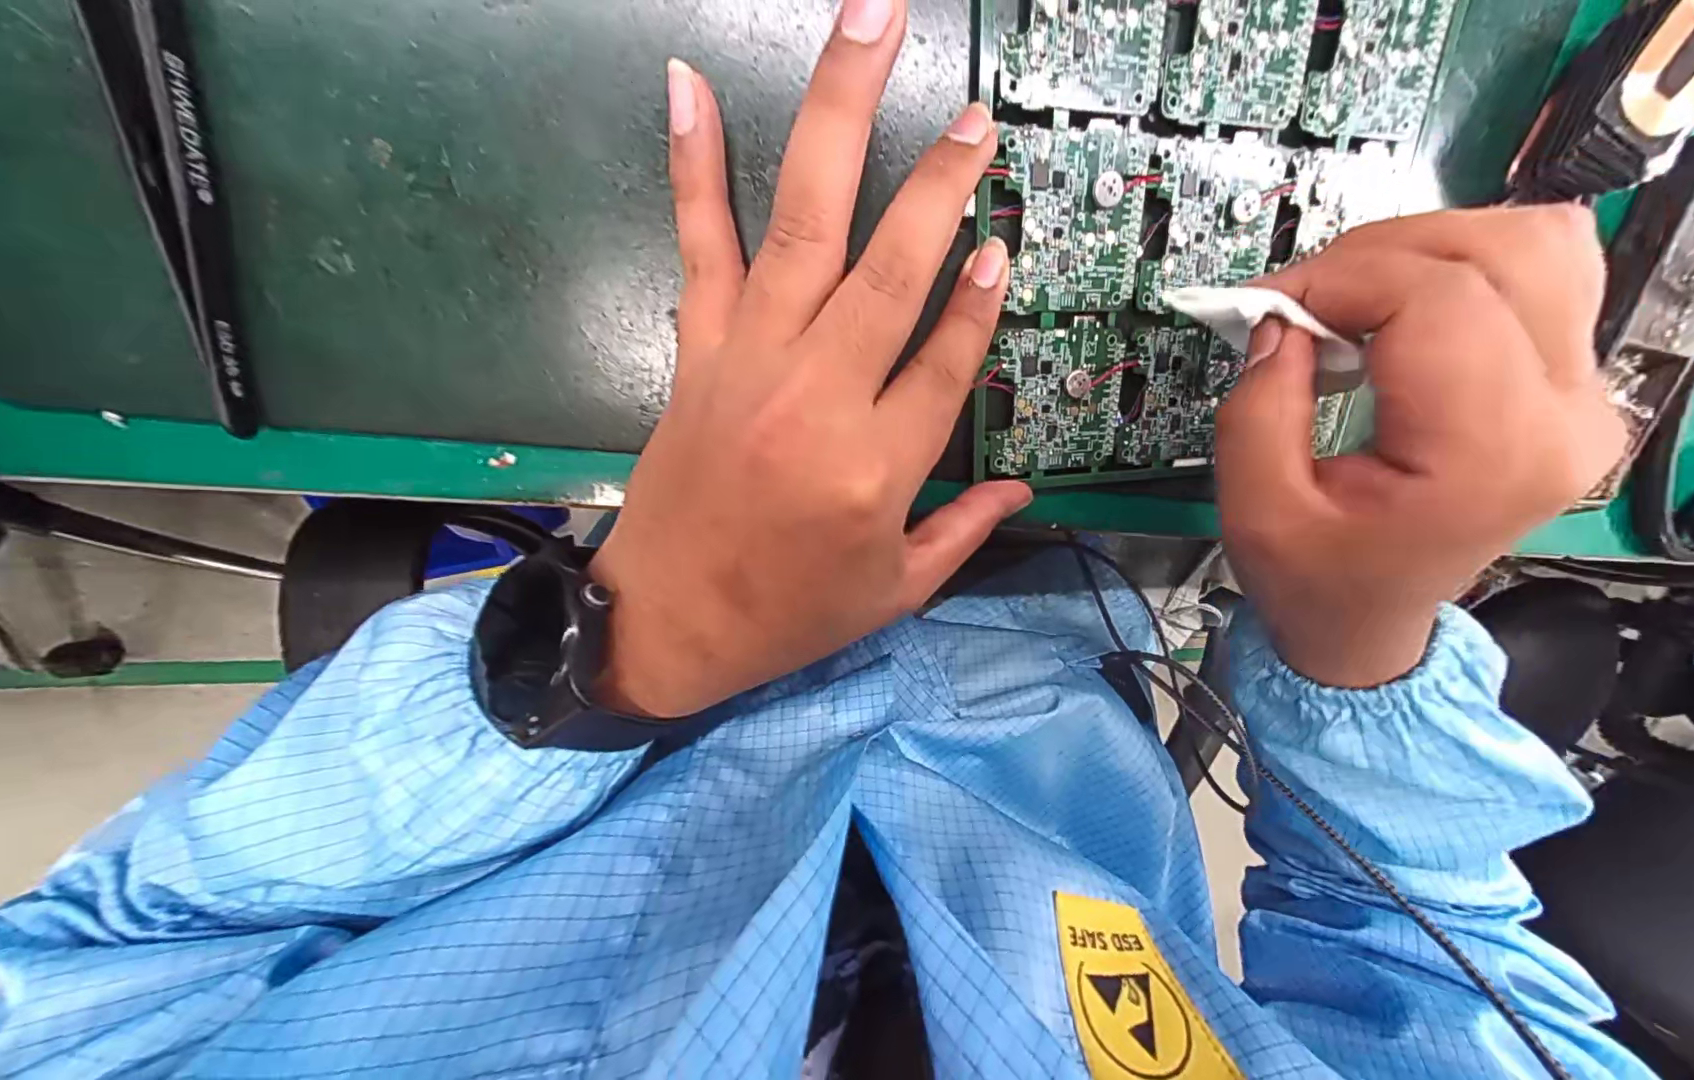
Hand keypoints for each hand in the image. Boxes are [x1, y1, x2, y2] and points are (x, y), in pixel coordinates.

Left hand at [586, 2, 1031, 717]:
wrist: (669, 624)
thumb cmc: (788, 617)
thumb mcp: (893, 593)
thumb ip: (964, 533)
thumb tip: (1023, 489)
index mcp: (882, 467)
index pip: (950, 361)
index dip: (979, 303)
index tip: (1000, 245)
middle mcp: (821, 398)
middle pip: (892, 271)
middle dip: (939, 186)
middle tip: (972, 120)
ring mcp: (751, 364)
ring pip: (806, 226)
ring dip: (839, 118)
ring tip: (871, 23)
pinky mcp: (697, 355)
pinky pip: (700, 249)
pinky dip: (694, 166)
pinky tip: (690, 86)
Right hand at [1213, 206, 1626, 686]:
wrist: (1365, 623)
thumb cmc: (1311, 581)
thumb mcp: (1253, 510)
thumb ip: (1257, 411)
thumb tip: (1276, 326)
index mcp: (1487, 453)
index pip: (1439, 300)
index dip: (1338, 280)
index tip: (1261, 307)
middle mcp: (1562, 415)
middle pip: (1509, 249)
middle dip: (1378, 253)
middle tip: (1296, 299)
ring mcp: (1579, 398)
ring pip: (1537, 245)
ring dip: (1420, 252)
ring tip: (1340, 298)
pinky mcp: (1562, 390)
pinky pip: (1532, 281)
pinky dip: (1446, 273)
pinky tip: (1383, 314)